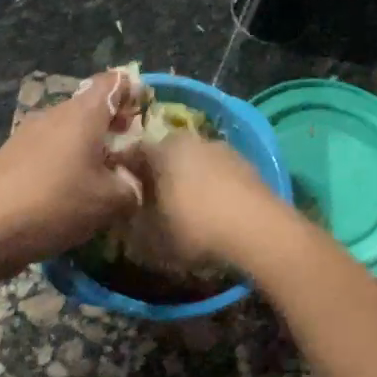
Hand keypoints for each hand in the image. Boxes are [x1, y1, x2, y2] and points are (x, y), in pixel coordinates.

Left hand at [0, 71, 144, 273]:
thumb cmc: (55, 204)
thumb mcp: (110, 202)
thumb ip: (131, 187)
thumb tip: (130, 182)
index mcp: (83, 114)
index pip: (112, 83)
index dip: (131, 90)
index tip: (145, 109)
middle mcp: (53, 116)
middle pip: (88, 107)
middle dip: (112, 123)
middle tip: (129, 147)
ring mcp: (27, 136)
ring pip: (67, 132)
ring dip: (88, 147)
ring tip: (103, 176)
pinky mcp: (9, 160)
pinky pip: (48, 153)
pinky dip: (65, 164)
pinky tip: (70, 193)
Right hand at [132, 131, 284, 266]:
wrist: (258, 230)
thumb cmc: (193, 227)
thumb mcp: (150, 237)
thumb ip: (131, 226)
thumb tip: (125, 220)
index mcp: (160, 148)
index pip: (129, 154)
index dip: (121, 176)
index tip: (118, 196)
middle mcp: (190, 139)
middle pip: (164, 156)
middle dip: (155, 177)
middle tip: (149, 204)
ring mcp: (222, 149)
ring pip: (193, 164)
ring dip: (185, 182)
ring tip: (183, 211)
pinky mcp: (248, 165)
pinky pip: (218, 176)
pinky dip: (211, 189)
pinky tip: (212, 212)